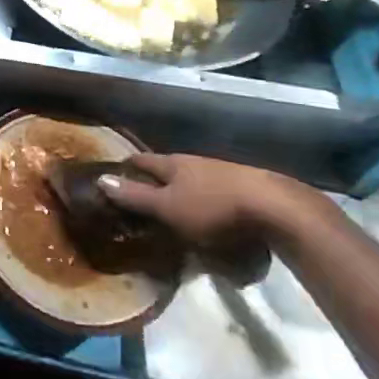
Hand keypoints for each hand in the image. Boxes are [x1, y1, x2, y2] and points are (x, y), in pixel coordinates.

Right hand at [99, 154, 315, 280]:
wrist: (276, 210)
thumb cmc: (212, 207)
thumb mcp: (166, 207)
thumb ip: (134, 196)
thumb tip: (101, 179)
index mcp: (174, 164)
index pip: (142, 160)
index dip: (127, 166)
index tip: (114, 175)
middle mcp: (197, 162)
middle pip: (170, 169)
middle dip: (157, 181)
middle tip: (144, 198)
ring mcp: (225, 173)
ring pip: (196, 181)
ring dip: (185, 193)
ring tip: (177, 211)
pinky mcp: (248, 188)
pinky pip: (219, 193)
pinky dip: (208, 204)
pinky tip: (212, 219)